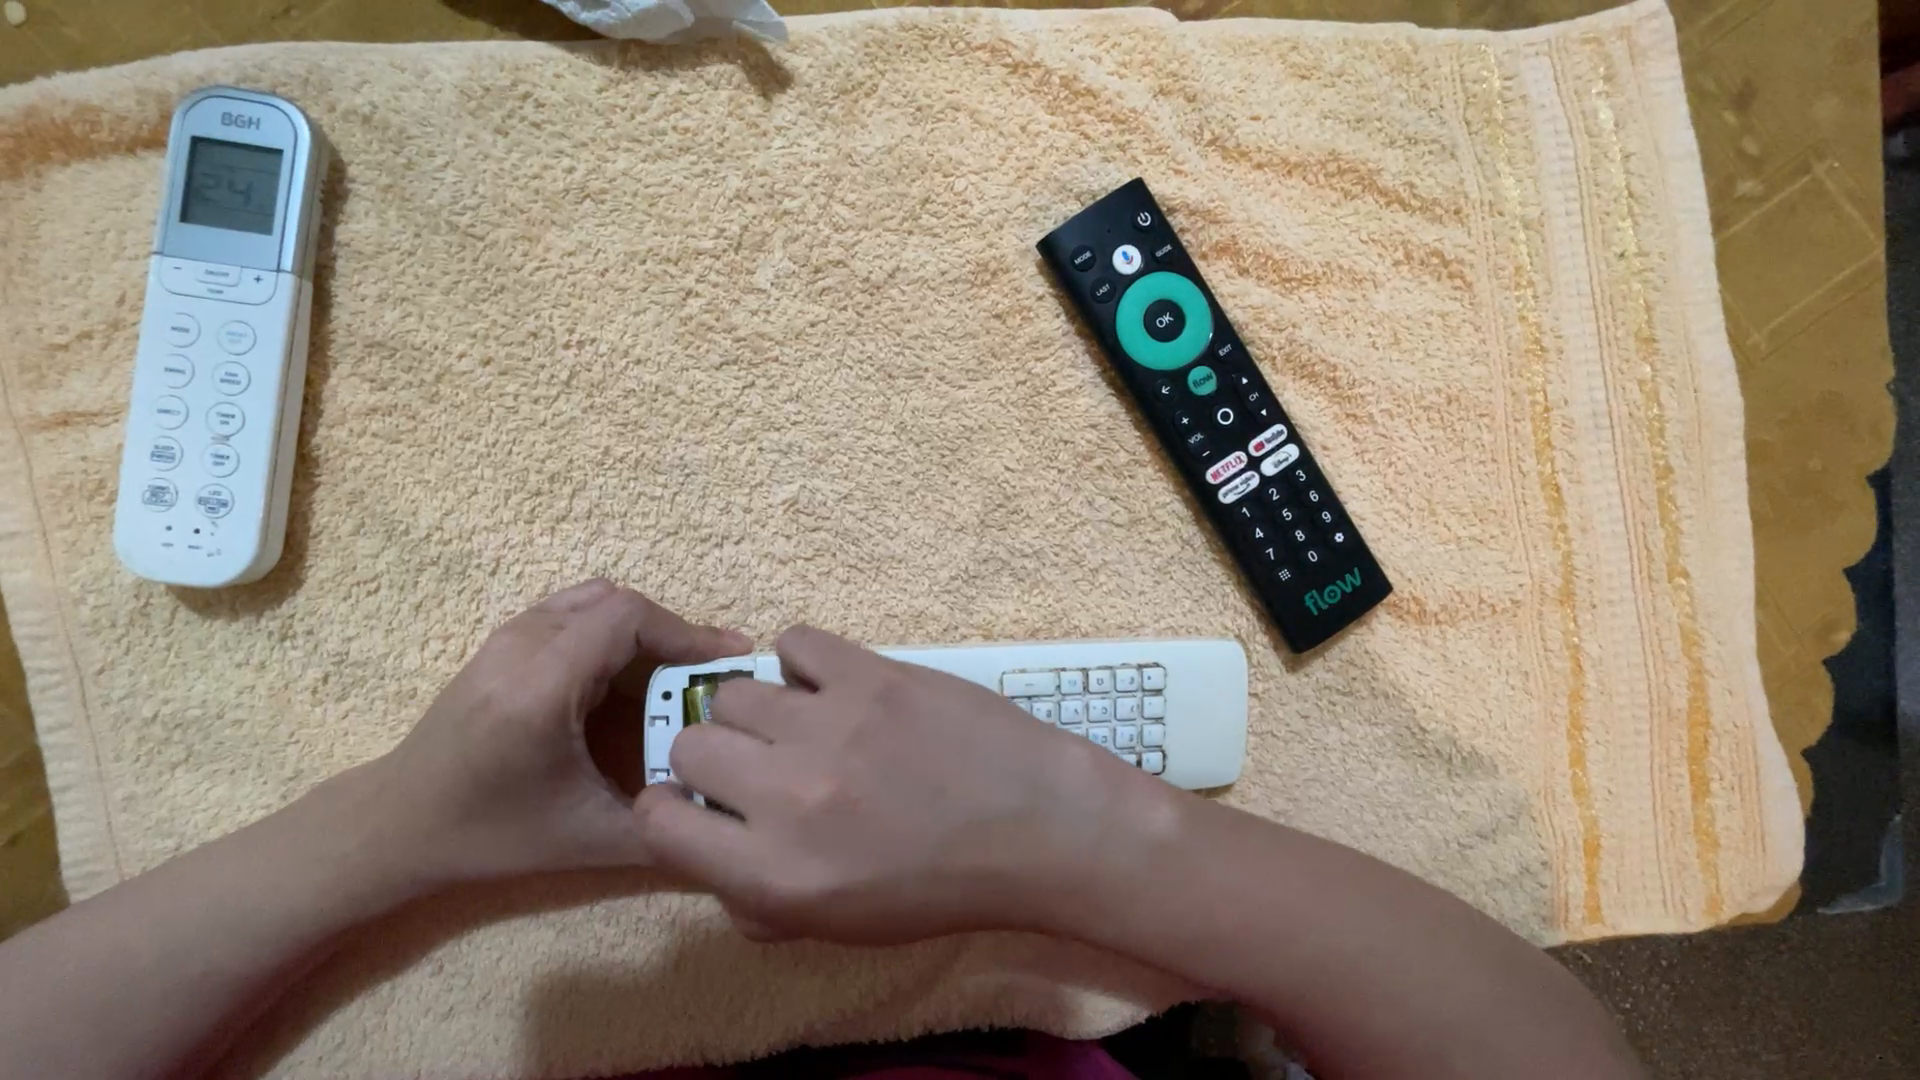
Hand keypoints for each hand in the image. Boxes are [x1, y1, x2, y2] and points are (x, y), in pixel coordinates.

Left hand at [367, 579, 750, 886]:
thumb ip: (665, 832)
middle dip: (676, 633)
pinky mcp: (503, 638)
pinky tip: (627, 669)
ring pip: (598, 599)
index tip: (729, 659)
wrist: (395, 825)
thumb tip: (733, 816)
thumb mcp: (588, 842)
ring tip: (676, 669)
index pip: (627, 618)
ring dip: (646, 629)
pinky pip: (575, 608)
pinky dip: (615, 627)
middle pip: (620, 603)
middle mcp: (521, 646)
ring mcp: (507, 636)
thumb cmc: (491, 835)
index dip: (687, 631)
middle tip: (711, 671)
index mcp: (540, 688)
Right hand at [634, 626, 1148, 943]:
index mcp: (773, 874)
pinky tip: (834, 684)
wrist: (1036, 825)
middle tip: (765, 761)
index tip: (701, 800)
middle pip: (692, 745)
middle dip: (719, 757)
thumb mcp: (841, 926)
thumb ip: (758, 898)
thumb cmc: (940, 886)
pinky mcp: (870, 675)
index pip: (658, 825)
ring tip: (807, 721)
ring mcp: (828, 725)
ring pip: (735, 691)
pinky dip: (804, 662)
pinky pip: (795, 642)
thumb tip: (712, 849)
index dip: (672, 808)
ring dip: (762, 710)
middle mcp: (786, 797)